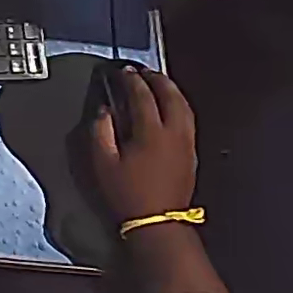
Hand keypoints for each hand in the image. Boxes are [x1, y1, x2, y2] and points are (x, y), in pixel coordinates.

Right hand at [89, 66, 195, 220]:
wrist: (156, 221)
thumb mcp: (102, 162)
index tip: (122, 72)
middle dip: (157, 79)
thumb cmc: (125, 192)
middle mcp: (174, 132)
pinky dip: (178, 104)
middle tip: (143, 71)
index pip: (142, 96)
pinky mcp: (191, 152)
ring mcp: (187, 142)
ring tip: (158, 82)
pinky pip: (188, 118)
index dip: (131, 81)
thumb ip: (101, 131)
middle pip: (171, 96)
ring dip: (171, 90)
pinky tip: (170, 106)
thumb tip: (104, 110)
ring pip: (185, 106)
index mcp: (150, 132)